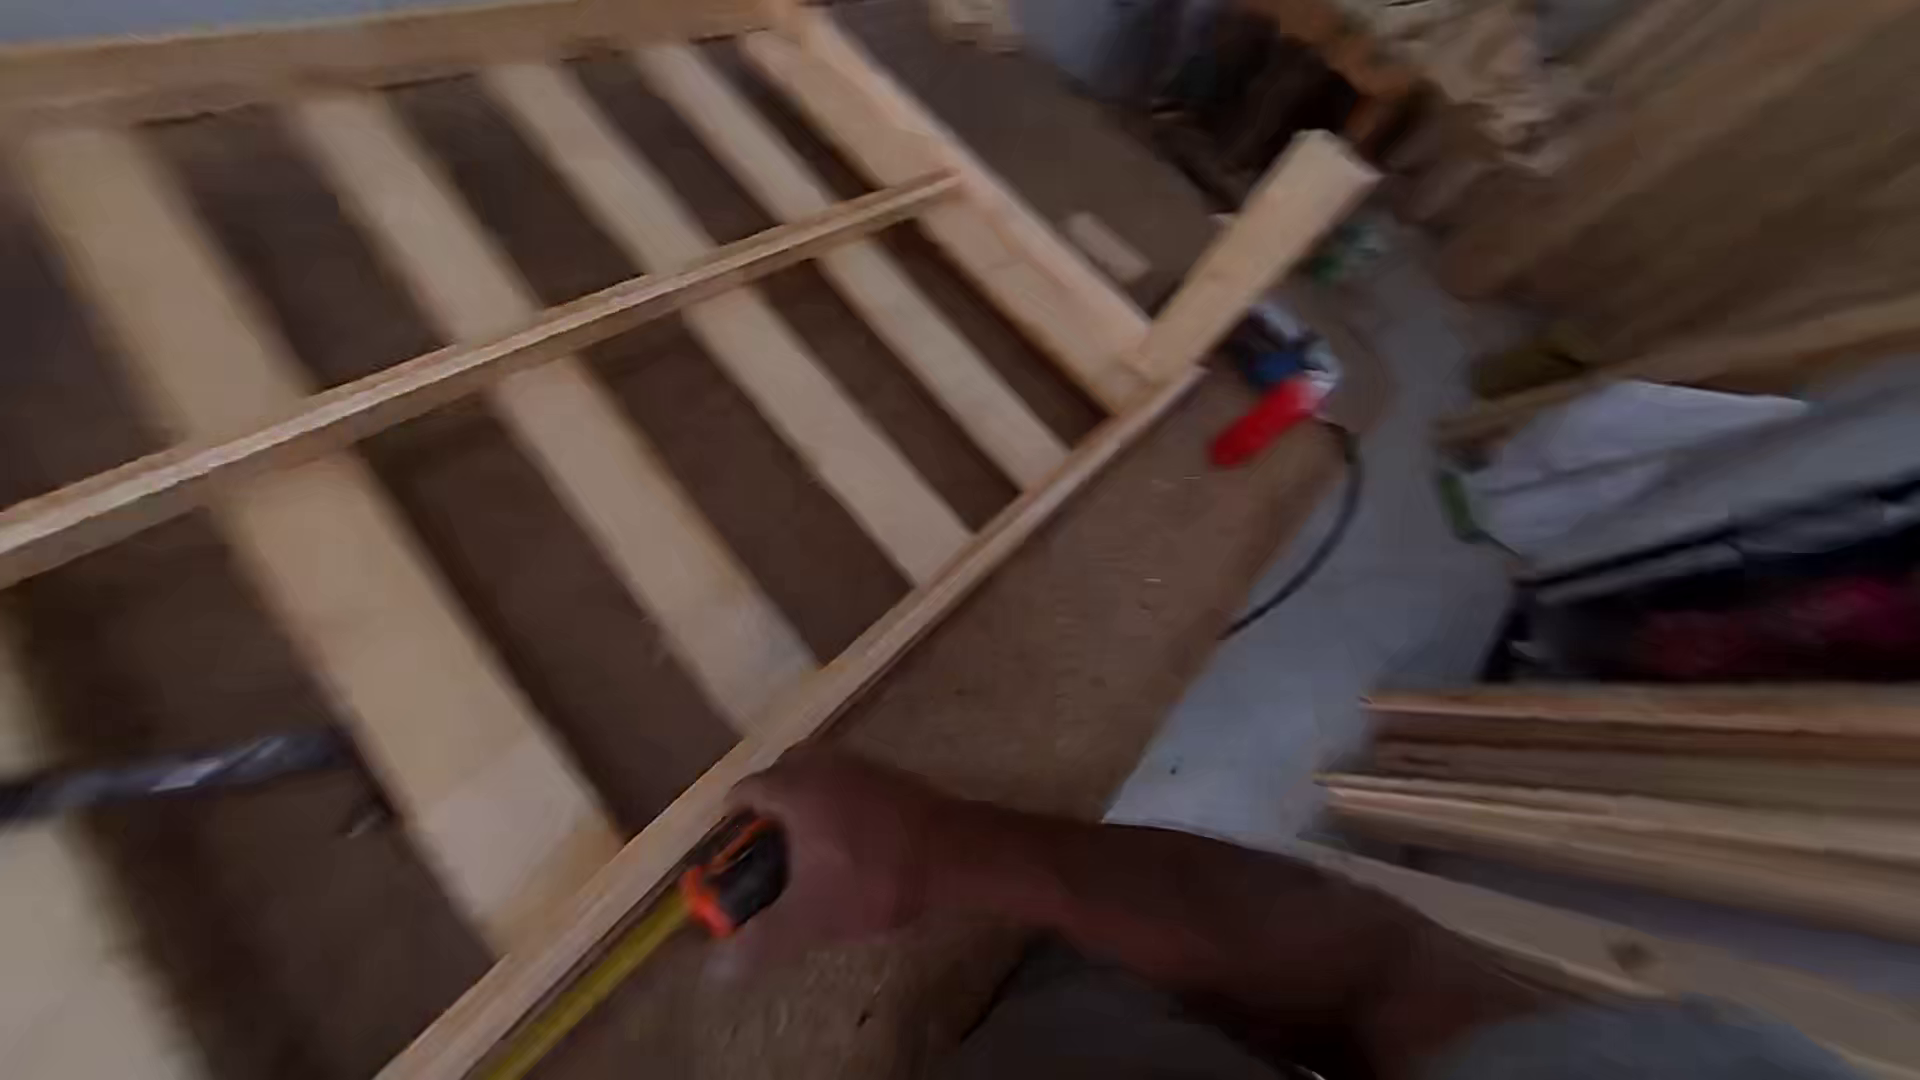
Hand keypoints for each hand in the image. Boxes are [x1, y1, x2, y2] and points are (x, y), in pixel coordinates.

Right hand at [719, 748, 955, 968]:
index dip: (731, 821)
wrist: (950, 851)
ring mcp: (859, 762)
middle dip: (767, 806)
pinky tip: (845, 837)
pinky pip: (845, 778)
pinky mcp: (887, 771)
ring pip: (816, 772)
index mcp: (796, 787)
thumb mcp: (810, 919)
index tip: (730, 851)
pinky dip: (834, 798)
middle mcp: (824, 763)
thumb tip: (717, 969)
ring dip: (803, 800)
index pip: (745, 789)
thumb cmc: (872, 878)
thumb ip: (760, 940)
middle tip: (766, 848)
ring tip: (804, 846)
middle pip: (780, 772)